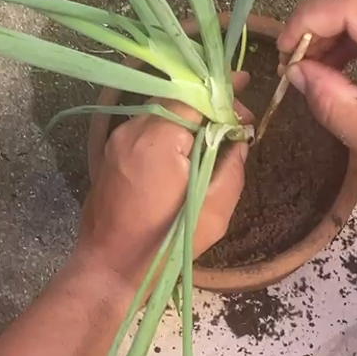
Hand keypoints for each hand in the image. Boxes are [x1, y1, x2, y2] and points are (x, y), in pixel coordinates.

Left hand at [77, 81, 249, 282]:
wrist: (109, 267)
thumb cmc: (164, 246)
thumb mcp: (213, 212)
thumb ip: (232, 169)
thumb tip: (239, 141)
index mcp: (157, 141)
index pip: (194, 95)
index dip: (223, 91)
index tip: (247, 88)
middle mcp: (132, 131)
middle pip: (177, 98)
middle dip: (209, 102)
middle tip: (238, 119)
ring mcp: (117, 140)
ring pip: (161, 110)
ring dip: (190, 116)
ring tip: (217, 133)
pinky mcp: (111, 151)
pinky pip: (147, 127)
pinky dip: (171, 128)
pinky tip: (189, 147)